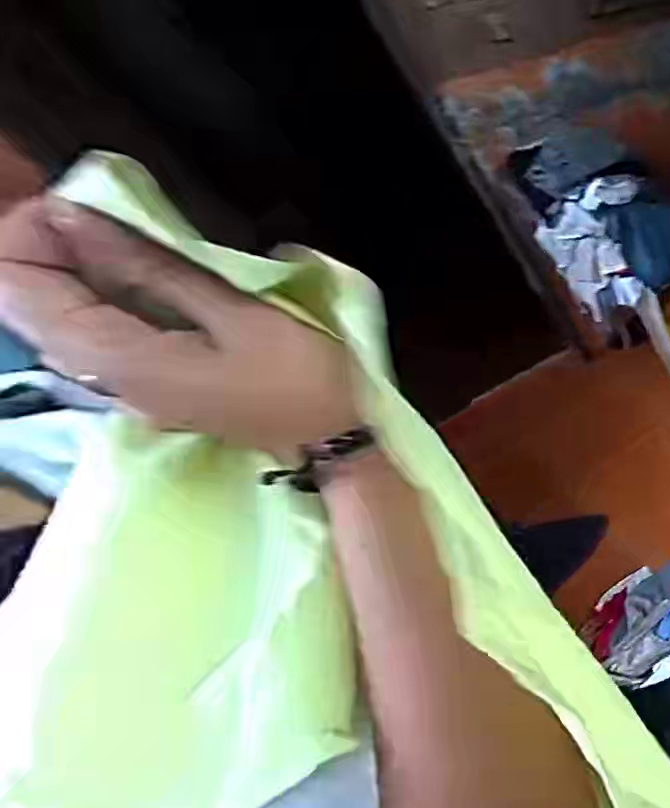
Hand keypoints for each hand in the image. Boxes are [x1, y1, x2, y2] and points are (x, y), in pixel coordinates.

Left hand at [0, 197, 360, 460]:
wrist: (342, 444)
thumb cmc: (308, 383)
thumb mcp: (247, 319)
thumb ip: (158, 269)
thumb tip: (78, 216)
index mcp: (111, 355)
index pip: (12, 275)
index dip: (32, 227)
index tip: (90, 206)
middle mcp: (96, 374)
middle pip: (24, 294)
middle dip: (54, 248)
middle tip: (110, 223)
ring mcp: (123, 386)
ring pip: (56, 315)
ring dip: (80, 274)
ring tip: (133, 251)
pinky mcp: (150, 390)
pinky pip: (94, 336)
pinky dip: (104, 302)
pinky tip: (148, 291)